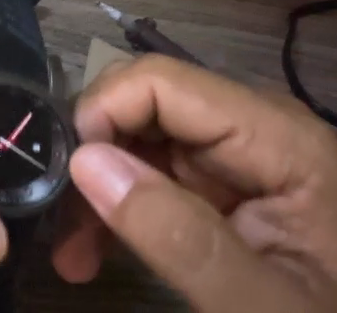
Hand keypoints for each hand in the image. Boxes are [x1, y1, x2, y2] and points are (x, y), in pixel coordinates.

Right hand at [51, 56, 336, 312]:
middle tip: (57, 225)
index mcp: (279, 140)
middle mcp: (255, 132)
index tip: (67, 178)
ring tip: (71, 254)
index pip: (160, 82)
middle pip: (142, 106)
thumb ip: (183, 239)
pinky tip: (95, 252)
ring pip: (137, 142)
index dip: (102, 113)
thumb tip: (85, 160)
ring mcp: (241, 163)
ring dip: (97, 190)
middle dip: (92, 156)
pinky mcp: (230, 195)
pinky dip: (119, 210)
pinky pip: (154, 179)